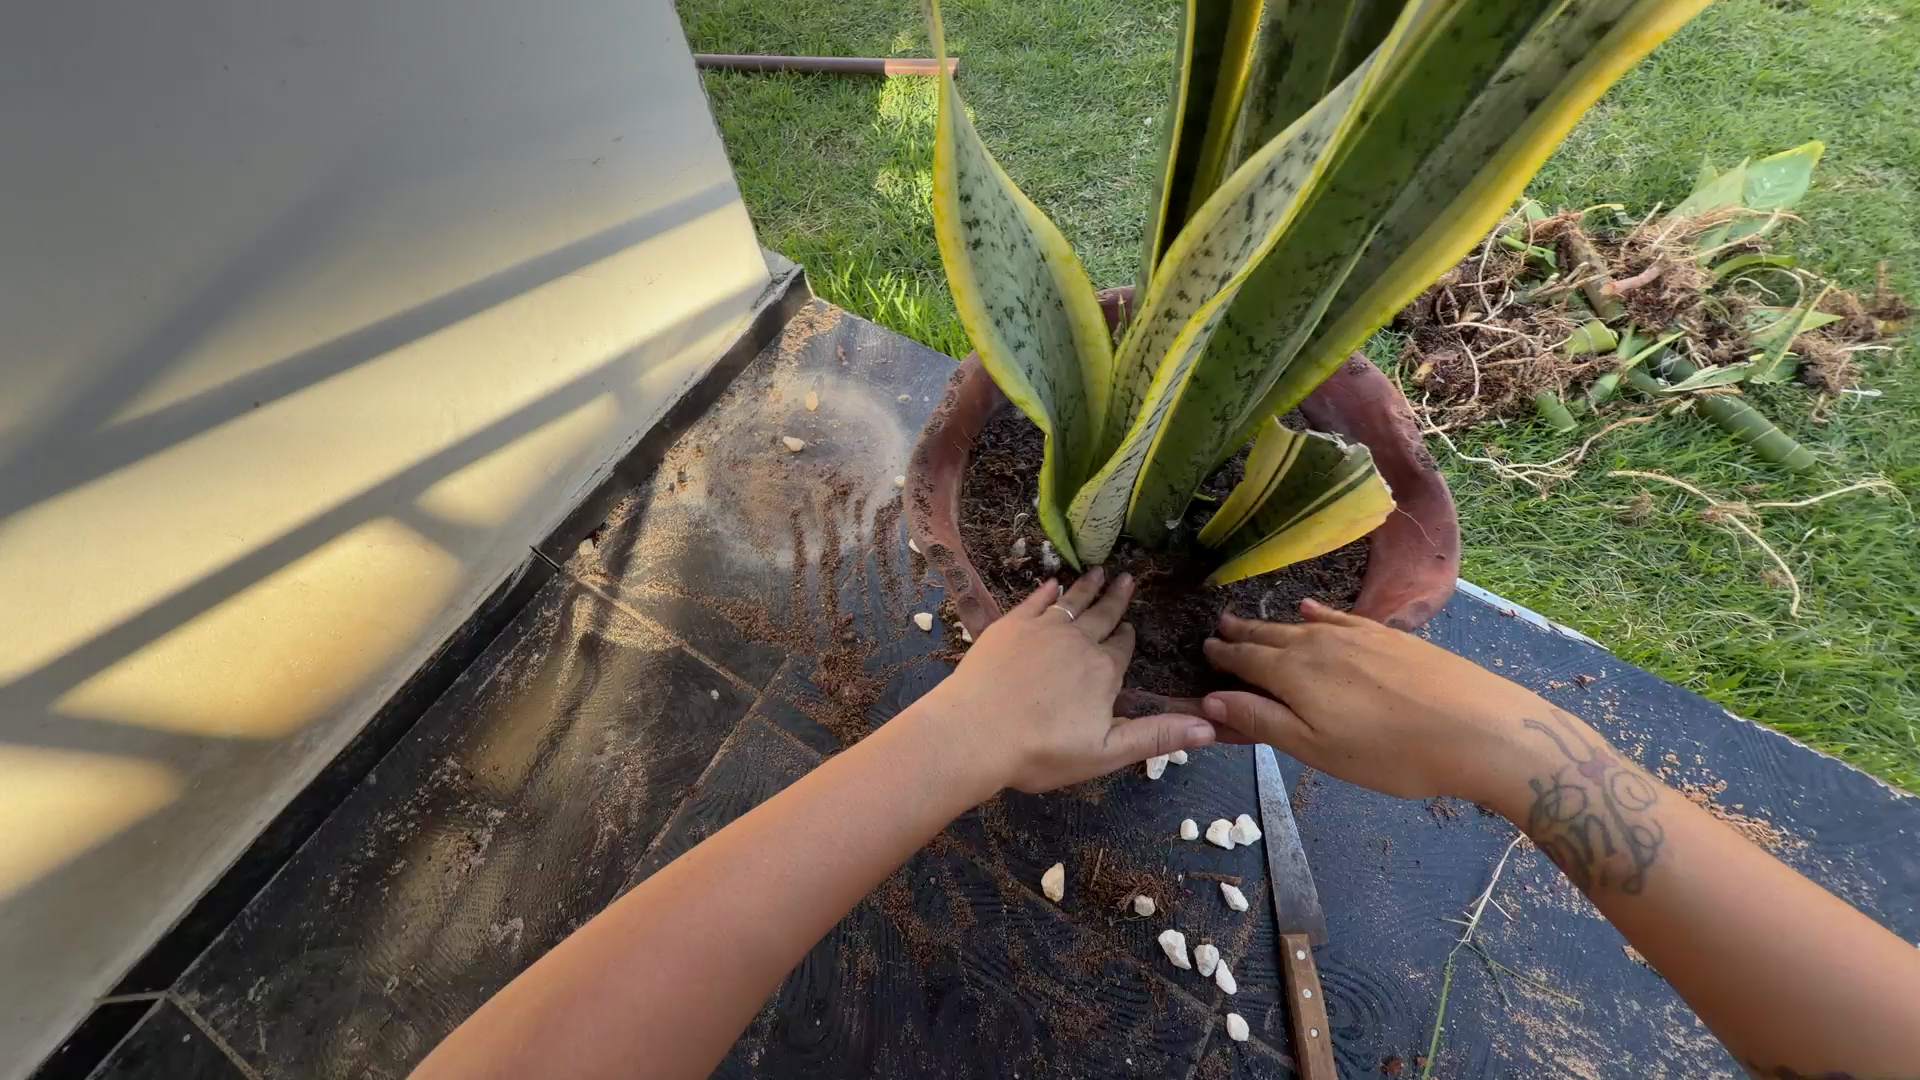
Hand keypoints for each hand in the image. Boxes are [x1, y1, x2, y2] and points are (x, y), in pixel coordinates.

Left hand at [919, 569, 1215, 794]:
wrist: (975, 732)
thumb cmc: (1041, 750)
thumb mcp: (1105, 753)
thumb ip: (1156, 736)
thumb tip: (1211, 728)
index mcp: (1103, 672)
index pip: (1122, 648)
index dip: (1128, 639)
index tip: (1131, 628)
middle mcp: (1077, 641)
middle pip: (1102, 616)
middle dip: (1116, 599)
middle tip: (1127, 577)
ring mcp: (1042, 628)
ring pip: (1072, 602)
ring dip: (1087, 587)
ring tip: (1100, 571)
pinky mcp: (1010, 624)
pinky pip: (1035, 601)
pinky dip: (1046, 591)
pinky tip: (1052, 582)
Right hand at [1199, 599, 1566, 805]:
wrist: (1481, 729)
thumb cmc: (1390, 752)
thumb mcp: (1316, 748)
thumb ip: (1261, 720)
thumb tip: (1210, 699)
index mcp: (1292, 673)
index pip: (1244, 659)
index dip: (1222, 656)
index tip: (1204, 648)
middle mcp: (1315, 643)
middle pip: (1267, 636)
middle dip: (1240, 633)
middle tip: (1219, 628)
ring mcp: (1354, 635)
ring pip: (1298, 626)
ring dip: (1269, 625)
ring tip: (1251, 621)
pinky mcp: (1387, 635)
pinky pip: (1336, 616)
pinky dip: (1315, 613)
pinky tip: (1308, 609)